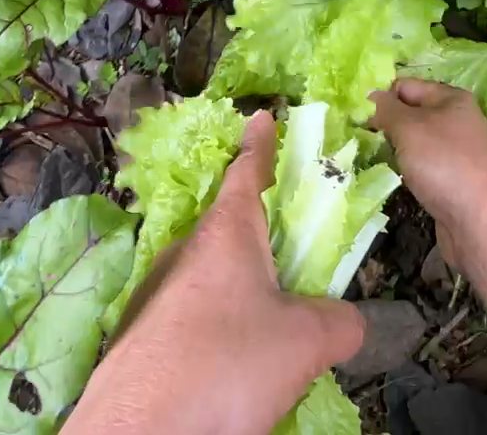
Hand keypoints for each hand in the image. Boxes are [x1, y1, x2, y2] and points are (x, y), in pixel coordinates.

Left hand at [66, 111, 364, 434]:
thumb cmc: (225, 365)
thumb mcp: (304, 343)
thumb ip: (338, 321)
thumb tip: (347, 321)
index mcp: (226, 233)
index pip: (247, 170)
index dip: (261, 142)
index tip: (262, 116)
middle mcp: (186, 252)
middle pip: (232, 230)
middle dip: (263, 240)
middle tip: (294, 264)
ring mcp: (156, 294)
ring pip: (211, 280)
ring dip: (242, 294)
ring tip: (269, 337)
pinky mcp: (139, 337)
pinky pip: (191, 319)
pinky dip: (217, 331)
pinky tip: (230, 372)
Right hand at [367, 78, 486, 261]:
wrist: (482, 220)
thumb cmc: (443, 163)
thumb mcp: (408, 127)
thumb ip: (386, 109)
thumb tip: (371, 96)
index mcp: (451, 98)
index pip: (406, 86)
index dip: (382, 98)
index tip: (357, 117)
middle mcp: (457, 121)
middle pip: (412, 113)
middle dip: (386, 124)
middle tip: (360, 138)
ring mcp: (457, 152)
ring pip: (416, 141)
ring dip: (396, 148)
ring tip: (373, 157)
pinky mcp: (455, 179)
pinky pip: (424, 165)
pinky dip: (408, 169)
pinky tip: (396, 178)